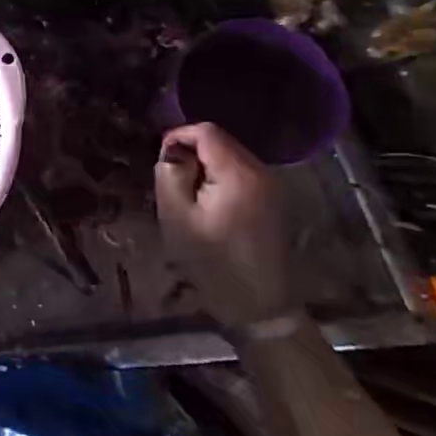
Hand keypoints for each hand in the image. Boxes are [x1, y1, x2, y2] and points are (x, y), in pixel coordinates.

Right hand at [155, 123, 294, 328]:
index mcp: (240, 174)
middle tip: (171, 179)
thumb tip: (173, 151)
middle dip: (191, 151)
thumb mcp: (175, 214)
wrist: (257, 303)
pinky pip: (240, 171)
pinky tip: (208, 202)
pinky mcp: (273, 200)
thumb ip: (170, 172)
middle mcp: (263, 173)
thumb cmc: (210, 260)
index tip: (161, 162)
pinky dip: (219, 176)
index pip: (206, 131)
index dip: (177, 137)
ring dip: (204, 165)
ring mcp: (273, 187)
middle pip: (220, 140)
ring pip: (230, 155)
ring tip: (187, 193)